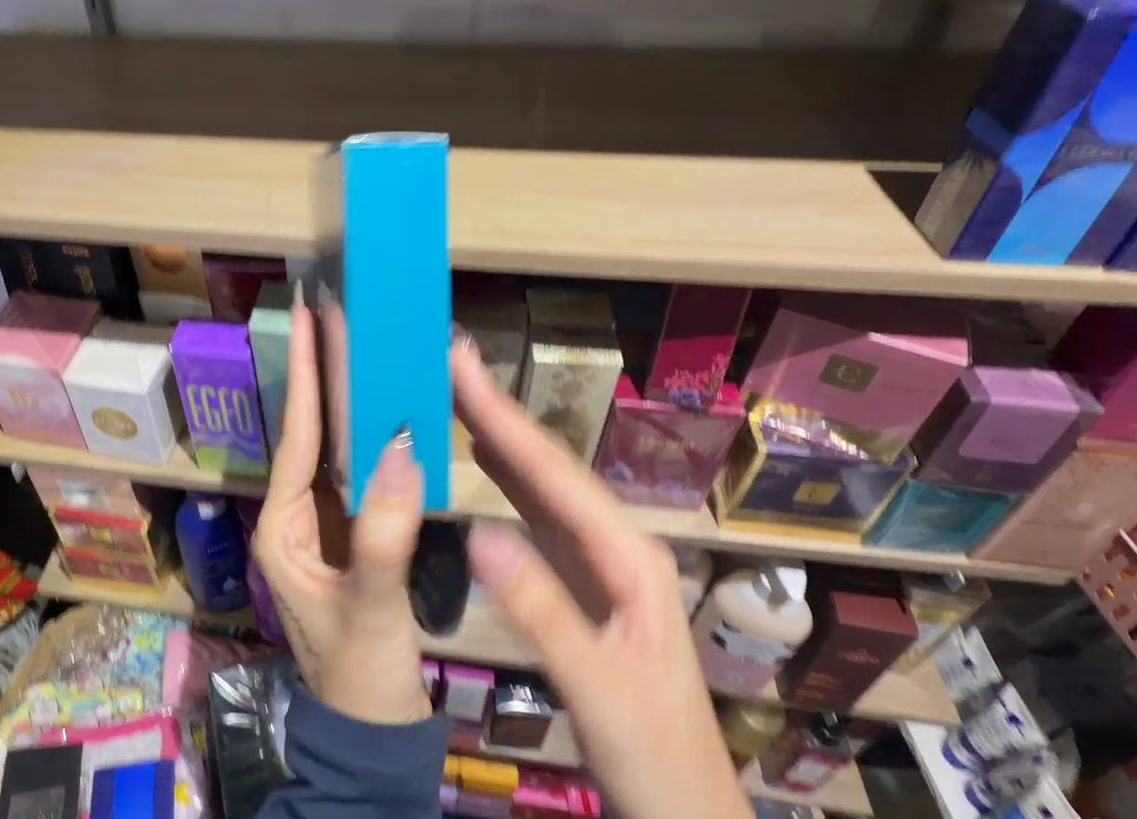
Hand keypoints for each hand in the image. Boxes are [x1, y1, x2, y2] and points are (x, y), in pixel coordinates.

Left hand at [251, 296, 431, 724]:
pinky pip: (366, 474)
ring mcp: (329, 525)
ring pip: (341, 450)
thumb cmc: (361, 671)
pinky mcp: (357, 535)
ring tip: (368, 343)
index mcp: (283, 528)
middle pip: (316, 434)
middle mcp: (299, 517)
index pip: (298, 438)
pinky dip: (380, 439)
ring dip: (354, 399)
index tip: (309, 316)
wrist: (376, 727)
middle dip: (325, 374)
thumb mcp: (369, 607)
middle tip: (336, 311)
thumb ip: (384, 535)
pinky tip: (398, 410)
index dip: (307, 376)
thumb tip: (402, 448)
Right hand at [453, 340, 751, 818]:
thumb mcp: (598, 687)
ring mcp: (603, 567)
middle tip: (450, 362)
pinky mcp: (585, 588)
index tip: (462, 364)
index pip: (556, 475)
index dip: (505, 418)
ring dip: (502, 442)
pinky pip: (539, 522)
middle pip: (551, 470)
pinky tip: (485, 465)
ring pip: (544, 490)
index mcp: (630, 557)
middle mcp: (619, 547)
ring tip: (458, 397)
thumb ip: (540, 609)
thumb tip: (475, 531)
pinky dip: (507, 486)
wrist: (686, 815)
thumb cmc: (652, 755)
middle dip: (500, 414)